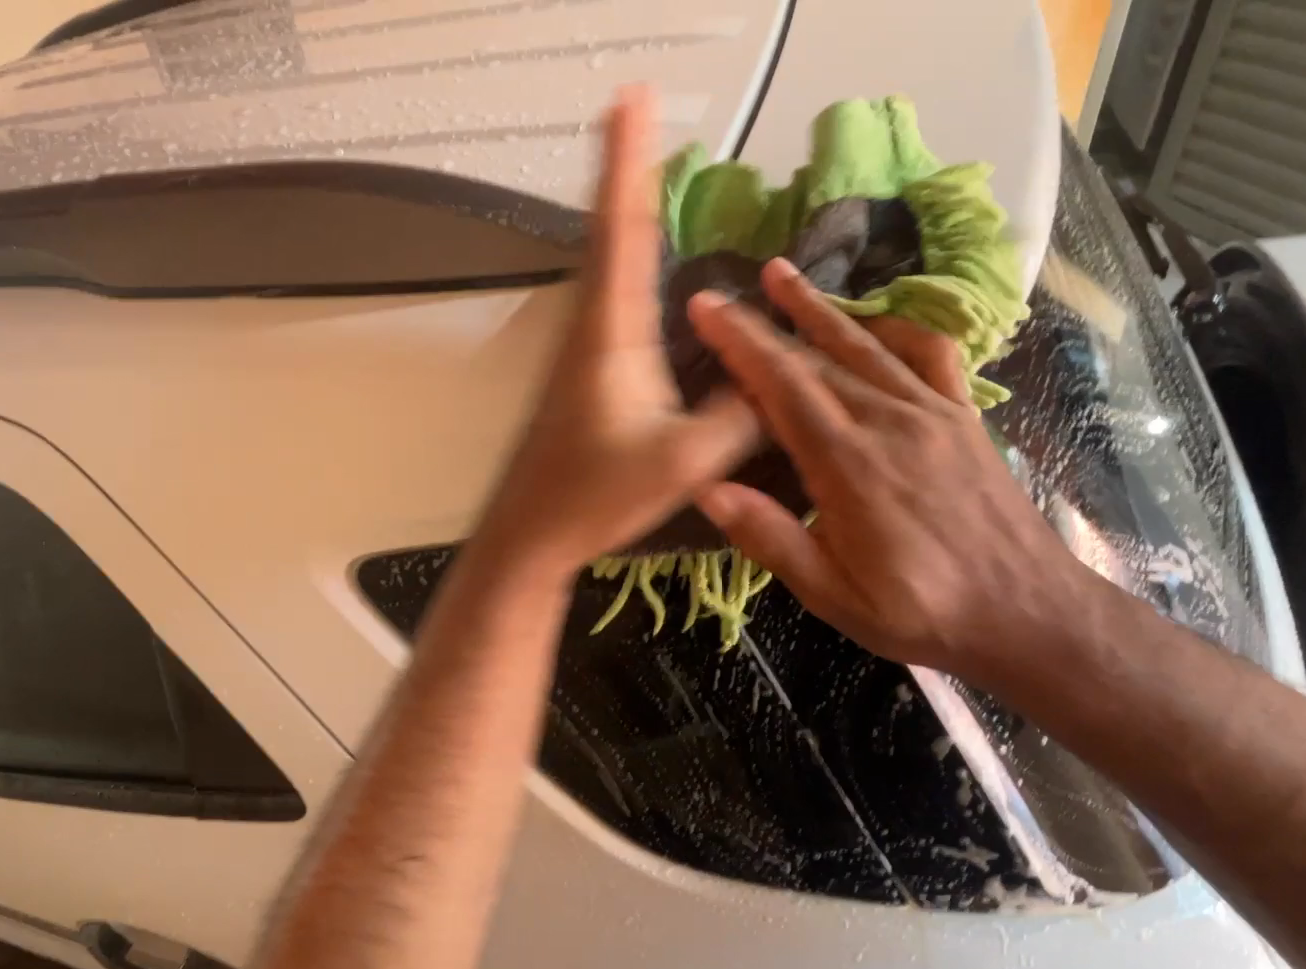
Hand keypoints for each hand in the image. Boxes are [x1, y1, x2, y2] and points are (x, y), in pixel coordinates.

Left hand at [471, 85, 758, 577]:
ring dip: (621, 205)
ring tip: (641, 158)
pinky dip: (624, 253)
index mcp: (610, 333)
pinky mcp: (581, 368)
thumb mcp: (681, 461)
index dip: (628, 161)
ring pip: (604, 260)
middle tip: (635, 106)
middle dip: (624, 166)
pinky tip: (639, 254)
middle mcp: (589, 326)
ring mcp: (580, 347)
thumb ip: (737, 414)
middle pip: (608, 229)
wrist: (529, 532)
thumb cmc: (591, 497)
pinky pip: (609, 292)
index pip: (622, 230)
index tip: (632, 99)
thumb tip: (777, 374)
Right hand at [688, 260, 1105, 681]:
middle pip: (815, 357)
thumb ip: (770, 538)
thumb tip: (707, 487)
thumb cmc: (919, 611)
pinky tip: (872, 322)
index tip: (704, 307)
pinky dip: (894, 329)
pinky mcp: (962, 417)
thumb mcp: (832, 594)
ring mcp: (931, 413)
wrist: (1026, 614)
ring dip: (819, 307)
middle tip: (720, 293)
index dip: (740, 342)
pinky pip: (927, 355)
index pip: (782, 386)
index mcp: (847, 465)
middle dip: (762, 322)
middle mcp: (888, 423)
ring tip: (782, 274)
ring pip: (865, 345)